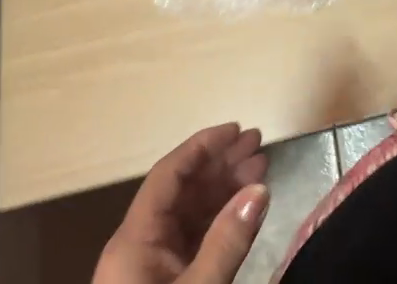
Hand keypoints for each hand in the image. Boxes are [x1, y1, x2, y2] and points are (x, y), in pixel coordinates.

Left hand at [94, 124, 270, 283]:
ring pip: (188, 213)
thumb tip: (260, 188)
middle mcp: (138, 245)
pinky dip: (220, 219)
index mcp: (134, 240)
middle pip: (180, 190)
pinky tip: (245, 211)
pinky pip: (192, 238)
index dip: (202, 147)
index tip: (238, 129)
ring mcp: (149, 267)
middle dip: (220, 165)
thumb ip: (229, 240)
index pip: (169, 175)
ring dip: (224, 190)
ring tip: (262, 170)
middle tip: (260, 146)